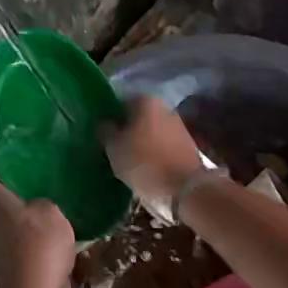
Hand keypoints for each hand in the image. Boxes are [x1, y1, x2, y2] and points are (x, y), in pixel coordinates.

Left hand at [0, 172, 75, 287]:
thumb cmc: (40, 249)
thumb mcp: (51, 213)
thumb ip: (44, 201)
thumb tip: (38, 205)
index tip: (6, 148)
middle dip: (15, 183)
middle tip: (39, 168)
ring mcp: (4, 245)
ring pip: (14, 217)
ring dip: (29, 207)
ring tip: (53, 194)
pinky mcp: (18, 262)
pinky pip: (27, 238)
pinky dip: (38, 231)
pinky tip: (58, 227)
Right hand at [103, 97, 203, 219]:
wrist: (185, 186)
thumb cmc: (143, 162)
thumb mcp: (114, 148)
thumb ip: (106, 131)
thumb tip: (104, 123)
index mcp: (145, 101)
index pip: (120, 103)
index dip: (109, 117)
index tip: (101, 133)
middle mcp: (164, 107)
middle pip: (137, 117)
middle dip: (126, 130)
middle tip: (112, 148)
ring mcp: (178, 126)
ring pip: (150, 131)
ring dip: (140, 143)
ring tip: (127, 161)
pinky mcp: (187, 145)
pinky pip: (162, 145)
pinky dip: (152, 153)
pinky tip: (145, 167)